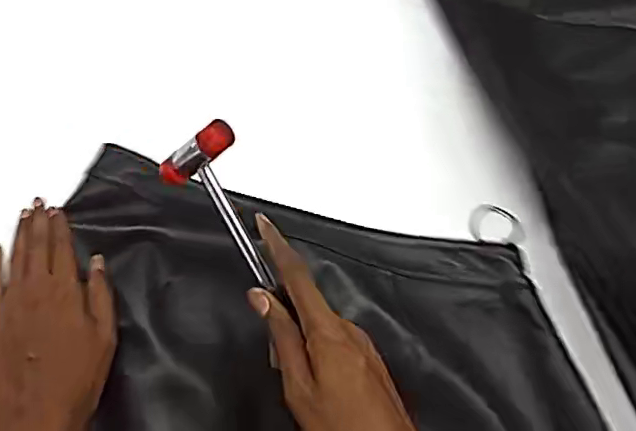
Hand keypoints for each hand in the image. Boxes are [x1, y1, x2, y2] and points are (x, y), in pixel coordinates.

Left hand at [0, 199, 116, 430]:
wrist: (36, 417)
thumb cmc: (73, 382)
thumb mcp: (103, 339)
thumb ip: (101, 295)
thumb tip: (97, 263)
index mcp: (64, 290)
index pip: (61, 247)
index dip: (60, 226)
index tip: (58, 210)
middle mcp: (36, 289)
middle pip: (37, 245)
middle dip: (39, 220)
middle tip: (38, 202)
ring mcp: (13, 302)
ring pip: (16, 256)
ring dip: (20, 233)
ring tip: (23, 215)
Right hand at [252, 214, 415, 430]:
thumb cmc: (344, 430)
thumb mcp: (299, 388)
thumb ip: (281, 337)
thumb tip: (262, 298)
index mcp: (328, 332)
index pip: (296, 275)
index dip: (277, 245)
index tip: (264, 224)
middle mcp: (350, 331)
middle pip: (306, 304)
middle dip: (286, 320)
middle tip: (281, 360)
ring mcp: (364, 346)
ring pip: (321, 326)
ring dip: (305, 343)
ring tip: (304, 385)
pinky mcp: (372, 362)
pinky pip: (338, 342)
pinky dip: (322, 354)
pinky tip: (323, 389)